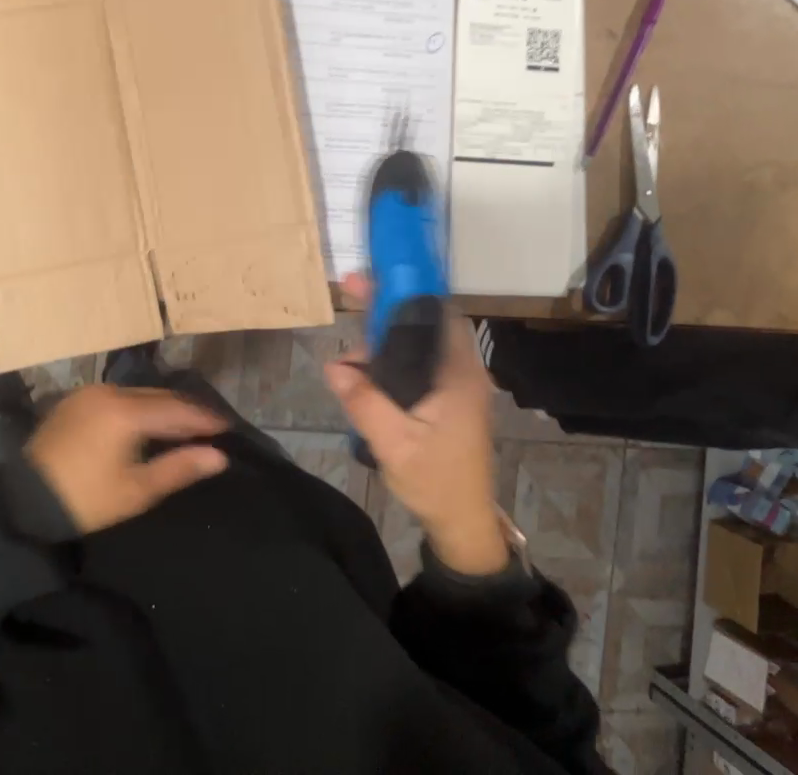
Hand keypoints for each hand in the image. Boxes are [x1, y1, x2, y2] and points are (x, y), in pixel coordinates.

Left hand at [24, 385, 230, 534]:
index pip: (176, 409)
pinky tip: (148, 423)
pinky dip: (138, 407)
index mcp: (124, 412)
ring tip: (184, 426)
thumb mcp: (137, 490)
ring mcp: (88, 393)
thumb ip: (179, 468)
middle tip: (211, 427)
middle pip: (158, 396)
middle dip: (186, 411)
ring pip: (138, 394)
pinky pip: (117, 397)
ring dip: (162, 407)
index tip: (228, 428)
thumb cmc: (85, 500)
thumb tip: (219, 457)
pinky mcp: (75, 400)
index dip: (204, 419)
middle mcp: (108, 392)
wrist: (23, 501)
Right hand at [326, 276, 508, 575]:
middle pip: (425, 322)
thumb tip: (335, 365)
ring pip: (418, 344)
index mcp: (457, 374)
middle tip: (350, 291)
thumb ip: (364, 401)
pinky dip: (390, 361)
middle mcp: (462, 371)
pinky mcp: (446, 399)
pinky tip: (360, 376)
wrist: (463, 522)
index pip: (439, 312)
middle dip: (386, 306)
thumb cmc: (435, 481)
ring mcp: (455, 385)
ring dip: (383, 340)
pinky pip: (417, 364)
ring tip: (346, 355)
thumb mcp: (393, 444)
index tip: (373, 277)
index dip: (406, 290)